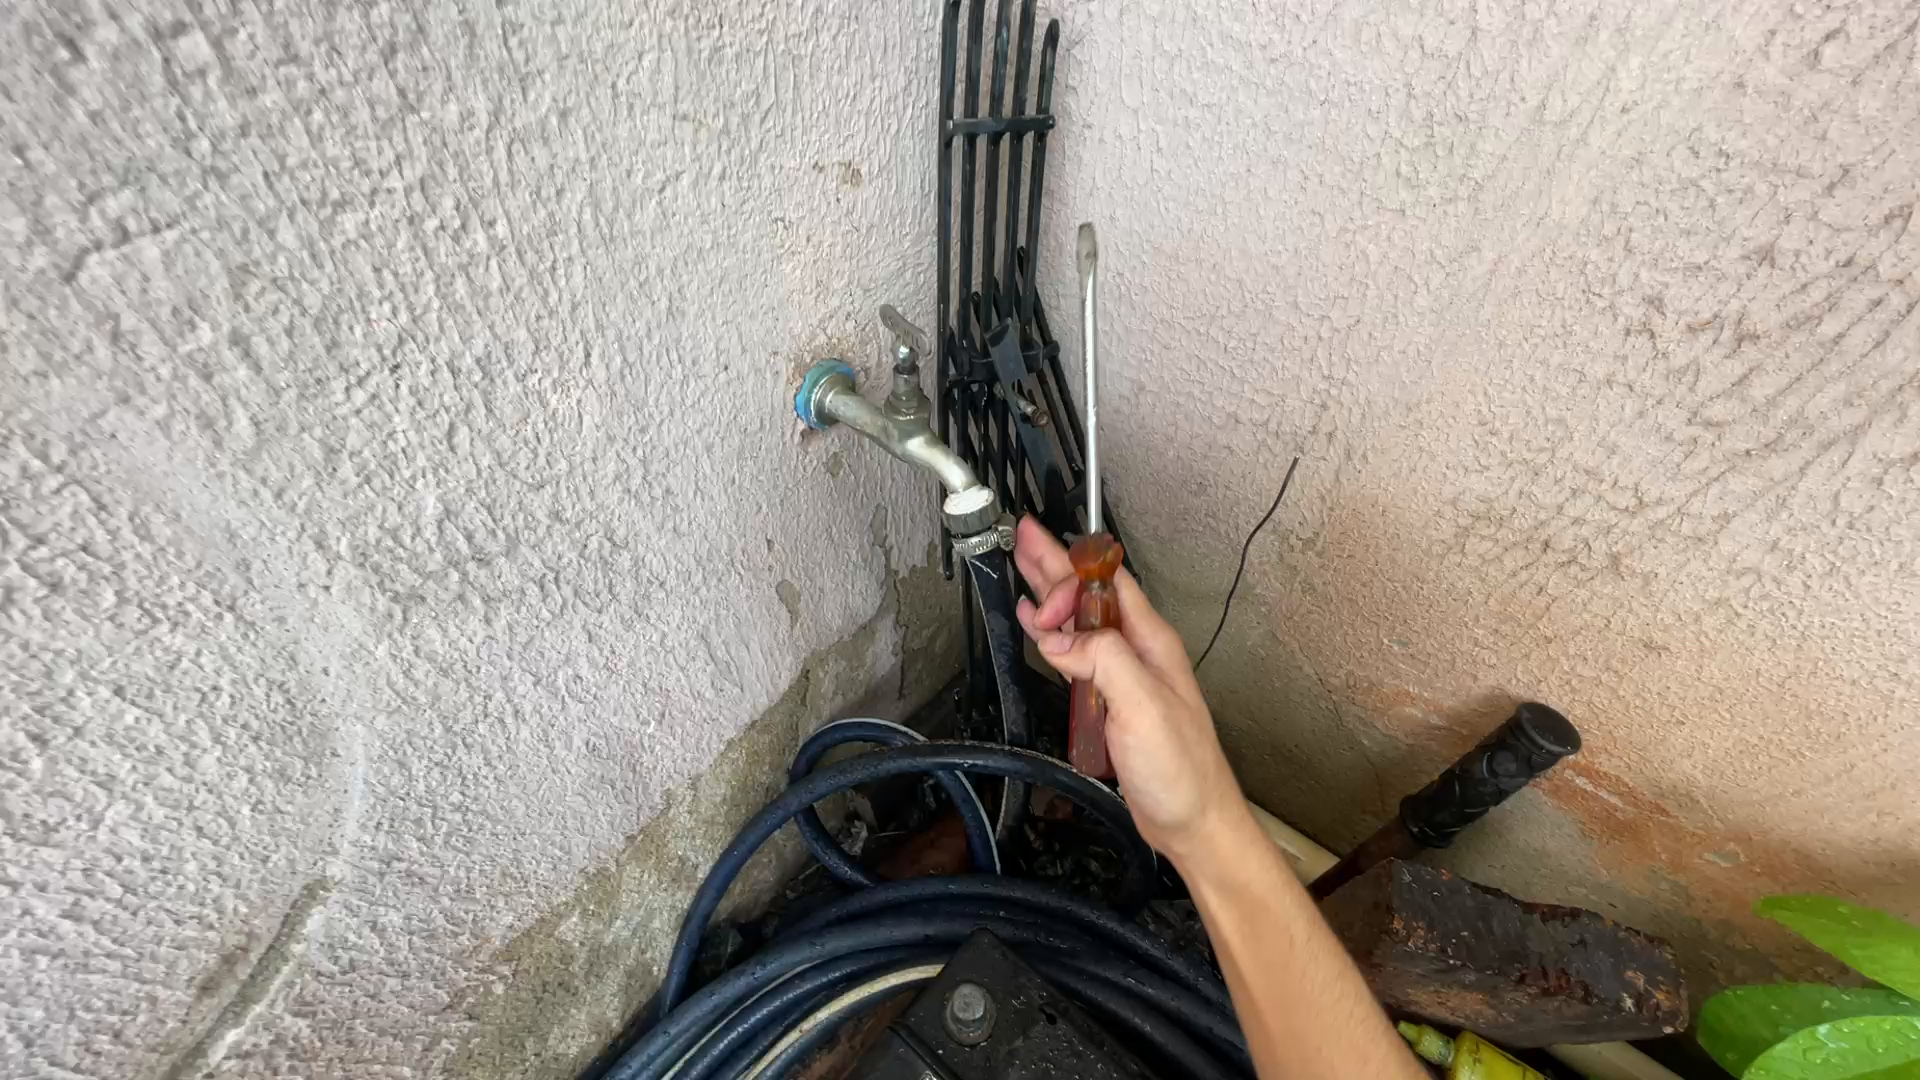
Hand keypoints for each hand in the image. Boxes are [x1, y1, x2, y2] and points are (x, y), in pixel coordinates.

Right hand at [1012, 516, 1247, 863]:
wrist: (1192, 820)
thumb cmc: (1182, 769)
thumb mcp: (1144, 705)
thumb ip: (1104, 660)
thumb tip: (1059, 638)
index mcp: (1149, 641)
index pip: (1108, 584)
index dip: (1073, 573)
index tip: (1041, 585)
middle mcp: (1135, 650)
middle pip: (1090, 592)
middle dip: (1054, 562)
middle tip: (1024, 535)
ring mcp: (1121, 672)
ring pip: (1079, 618)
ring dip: (1049, 591)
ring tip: (1023, 563)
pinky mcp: (1108, 696)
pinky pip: (1074, 652)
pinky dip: (1050, 634)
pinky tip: (1037, 624)